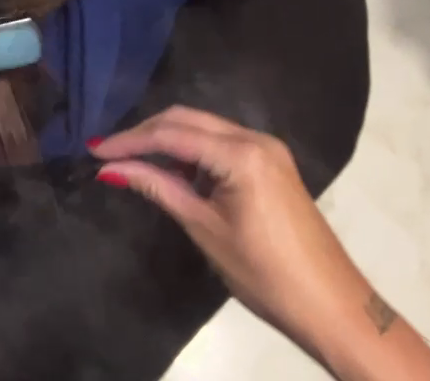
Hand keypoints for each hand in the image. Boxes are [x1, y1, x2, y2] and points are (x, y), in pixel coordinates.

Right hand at [92, 107, 364, 338]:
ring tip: (131, 159)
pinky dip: (190, 149)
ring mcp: (267, 149)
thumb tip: (109, 168)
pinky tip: (170, 169)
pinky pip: (220, 141)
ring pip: (202, 127)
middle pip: (186, 119)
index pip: (170, 135)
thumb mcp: (204, 228)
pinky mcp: (271, 163)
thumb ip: (157, 187)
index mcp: (240, 154)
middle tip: (108, 151)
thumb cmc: (266, 274)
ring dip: (166, 139)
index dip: (129, 140)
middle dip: (144, 132)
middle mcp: (255, 138)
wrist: (335, 309)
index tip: (94, 150)